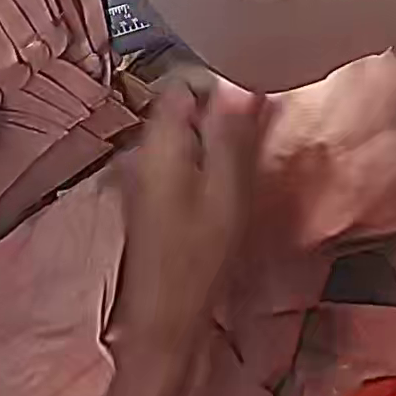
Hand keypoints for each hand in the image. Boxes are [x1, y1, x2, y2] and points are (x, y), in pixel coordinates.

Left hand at [114, 73, 263, 363]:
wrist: (166, 315)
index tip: (249, 98)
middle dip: (217, 107)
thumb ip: (230, 129)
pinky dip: (202, 153)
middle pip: (180, 103)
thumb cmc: (200, 251)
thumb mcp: (227, 185)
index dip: (217, 80)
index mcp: (159, 139)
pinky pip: (178, 152)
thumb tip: (240, 81)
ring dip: (212, 131)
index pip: (181, 80)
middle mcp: (143, 147)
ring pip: (181, 128)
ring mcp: (143, 170)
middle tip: (252, 127)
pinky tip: (223, 178)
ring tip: (242, 152)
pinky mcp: (150, 191)